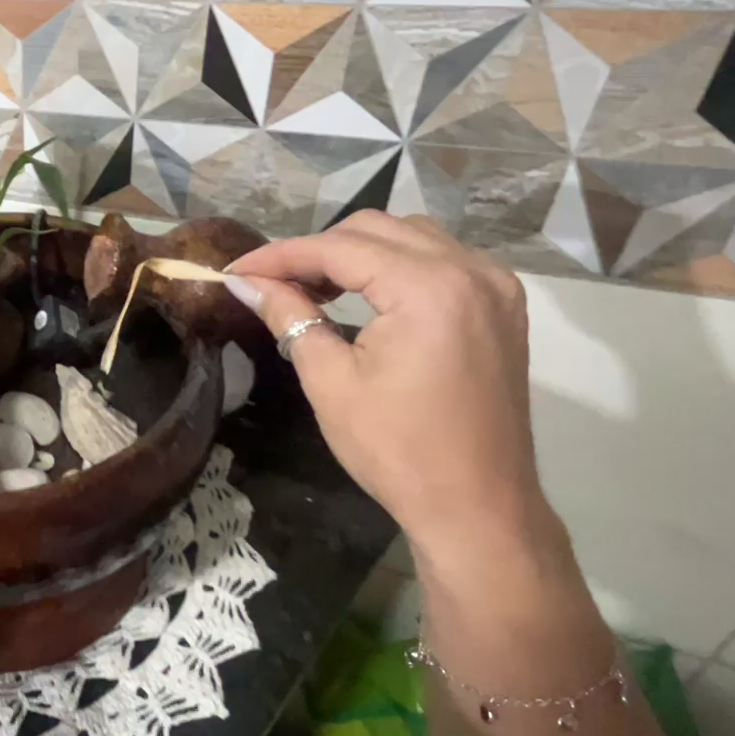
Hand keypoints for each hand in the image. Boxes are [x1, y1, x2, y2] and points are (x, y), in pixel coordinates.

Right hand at [224, 212, 546, 564]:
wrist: (478, 506)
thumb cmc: (397, 448)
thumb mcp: (329, 380)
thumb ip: (289, 316)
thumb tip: (245, 282)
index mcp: (429, 289)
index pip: (337, 248)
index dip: (278, 255)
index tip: (234, 269)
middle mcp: (470, 271)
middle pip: (374, 229)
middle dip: (314, 250)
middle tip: (269, 282)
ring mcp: (494, 285)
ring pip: (407, 236)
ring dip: (354, 252)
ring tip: (311, 287)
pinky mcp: (500, 304)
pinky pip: (438, 258)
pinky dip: (392, 264)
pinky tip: (361, 293)